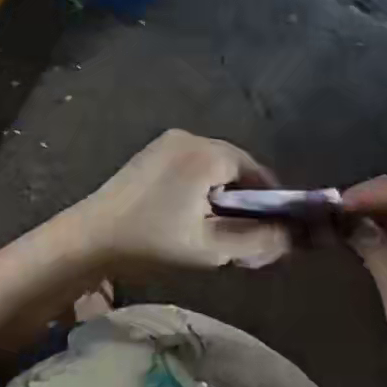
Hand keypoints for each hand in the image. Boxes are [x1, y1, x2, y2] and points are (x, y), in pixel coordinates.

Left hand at [70, 129, 291, 269]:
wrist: (91, 236)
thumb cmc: (152, 241)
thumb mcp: (212, 248)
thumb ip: (260, 240)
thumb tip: (296, 236)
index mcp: (206, 153)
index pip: (258, 172)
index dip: (270, 204)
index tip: (271, 236)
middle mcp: (189, 137)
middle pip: (236, 167)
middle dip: (246, 202)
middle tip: (244, 240)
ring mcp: (166, 142)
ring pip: (214, 167)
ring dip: (223, 196)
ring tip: (216, 233)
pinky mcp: (151, 152)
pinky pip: (192, 165)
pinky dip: (201, 187)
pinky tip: (191, 217)